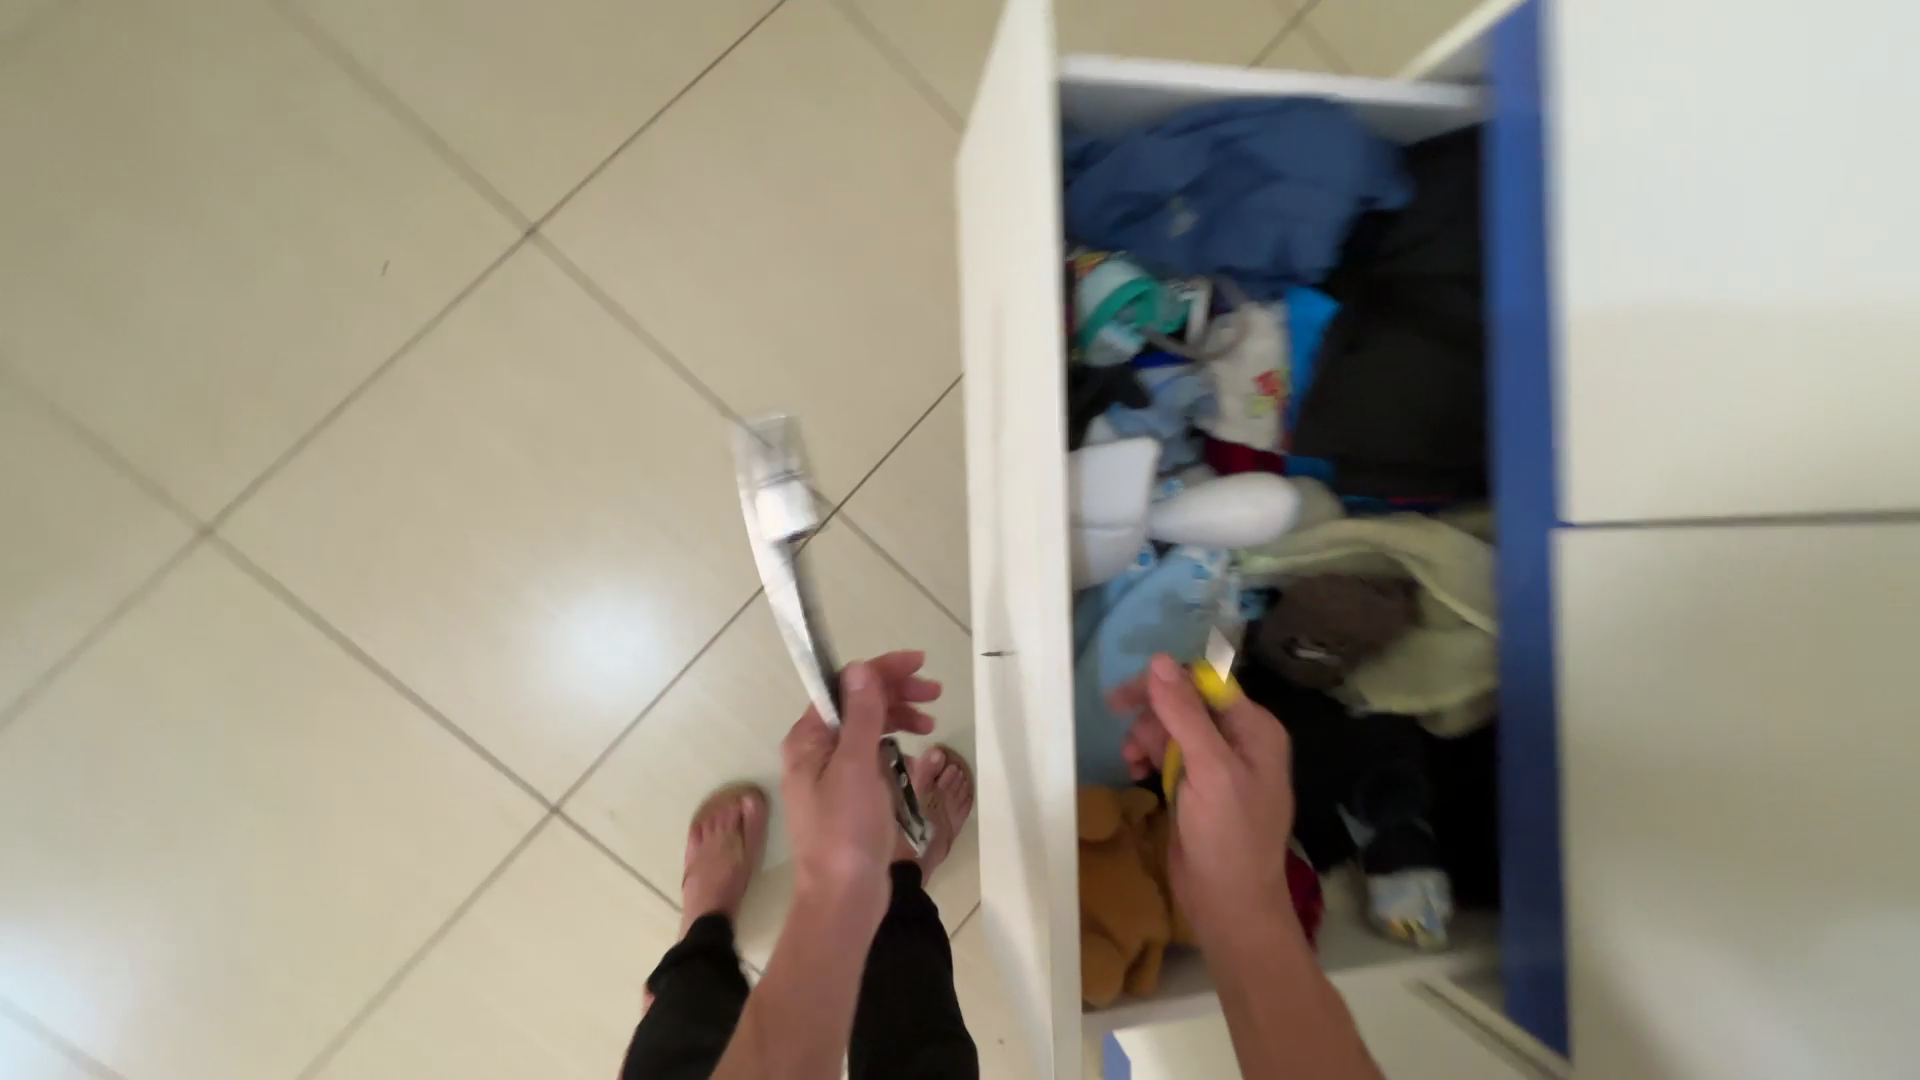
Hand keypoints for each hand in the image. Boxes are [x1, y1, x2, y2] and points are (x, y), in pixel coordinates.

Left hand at [780, 650, 941, 918]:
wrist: (844, 898)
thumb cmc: (846, 830)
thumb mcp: (856, 766)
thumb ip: (861, 714)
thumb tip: (861, 667)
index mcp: (808, 739)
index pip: (844, 686)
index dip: (881, 671)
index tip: (919, 665)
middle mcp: (816, 750)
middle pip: (857, 703)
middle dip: (894, 692)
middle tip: (934, 692)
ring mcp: (833, 772)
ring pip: (867, 726)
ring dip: (898, 715)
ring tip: (930, 720)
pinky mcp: (851, 792)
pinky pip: (872, 752)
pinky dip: (894, 742)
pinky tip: (913, 747)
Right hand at [1110, 653, 1295, 945]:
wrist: (1229, 906)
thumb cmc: (1229, 836)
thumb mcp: (1208, 769)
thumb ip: (1184, 713)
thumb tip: (1159, 661)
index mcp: (1254, 728)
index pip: (1206, 682)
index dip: (1166, 682)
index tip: (1127, 695)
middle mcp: (1239, 739)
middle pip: (1186, 702)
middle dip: (1152, 713)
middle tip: (1117, 719)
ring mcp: (1217, 763)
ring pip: (1171, 726)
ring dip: (1146, 736)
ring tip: (1130, 759)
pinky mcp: (1197, 784)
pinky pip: (1168, 753)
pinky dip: (1148, 756)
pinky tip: (1136, 771)